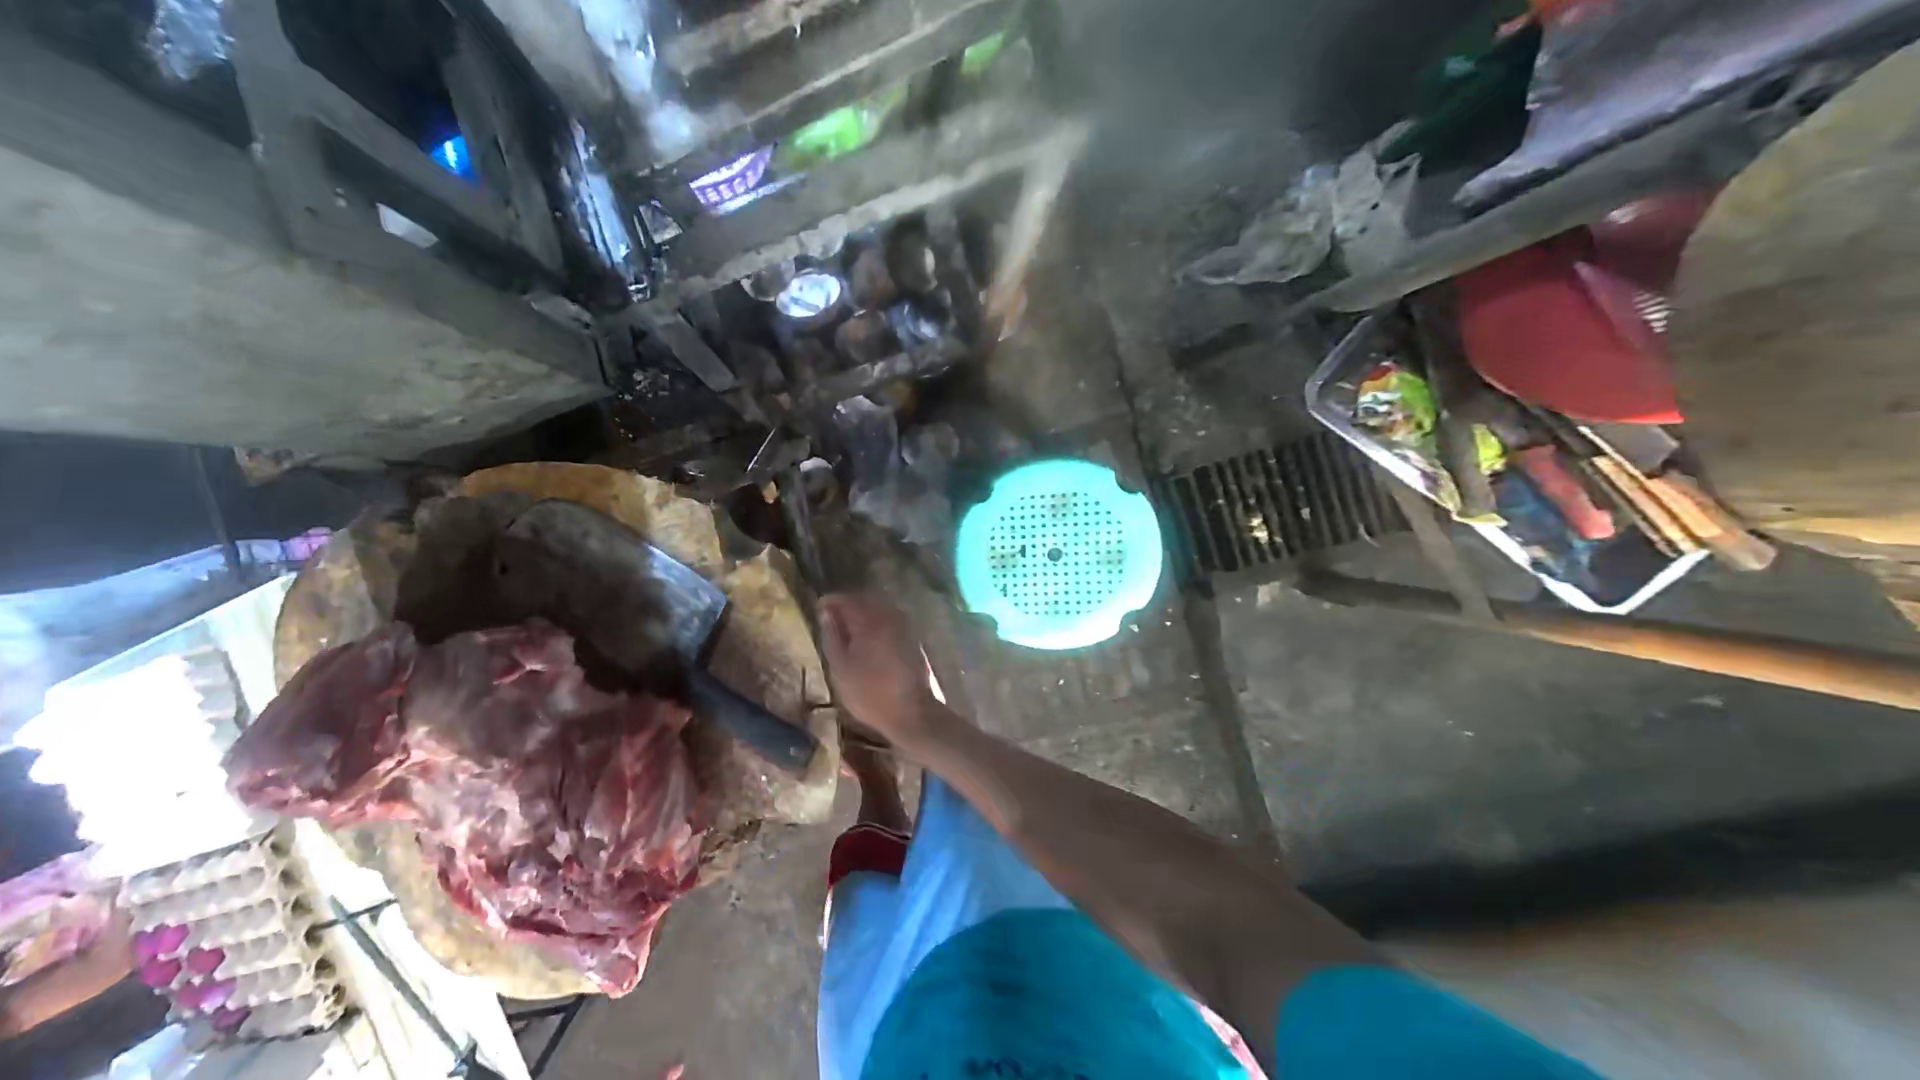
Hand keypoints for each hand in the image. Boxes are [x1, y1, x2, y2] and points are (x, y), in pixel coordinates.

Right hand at [818, 593, 944, 749]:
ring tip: (847, 635)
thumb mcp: (840, 667)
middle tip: (830, 623)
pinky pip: (889, 621)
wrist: (912, 713)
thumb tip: (826, 613)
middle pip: (863, 600)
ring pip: (877, 610)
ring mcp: (905, 625)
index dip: (829, 604)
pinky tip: (867, 642)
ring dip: (862, 617)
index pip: (845, 599)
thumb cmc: (870, 693)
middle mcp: (890, 615)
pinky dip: (875, 625)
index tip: (818, 612)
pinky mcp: (912, 638)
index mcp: (870, 619)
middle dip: (846, 608)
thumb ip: (832, 636)